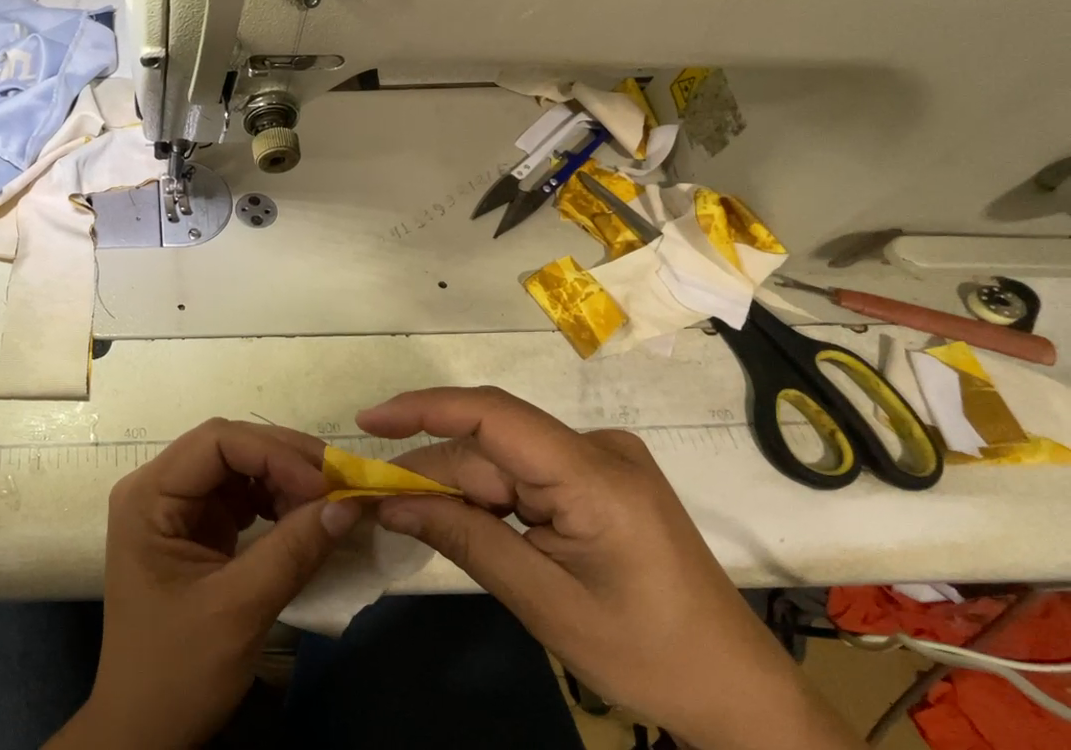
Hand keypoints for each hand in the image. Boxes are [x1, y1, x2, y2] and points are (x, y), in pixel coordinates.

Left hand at [47, 419, 361, 748]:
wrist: (145, 725)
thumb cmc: (178, 668)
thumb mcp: (239, 609)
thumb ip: (294, 550)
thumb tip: (350, 502)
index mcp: (147, 497)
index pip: (215, 442)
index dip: (273, 453)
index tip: (326, 484)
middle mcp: (157, 491)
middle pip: (227, 448)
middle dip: (285, 460)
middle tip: (342, 484)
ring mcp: (176, 510)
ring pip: (238, 469)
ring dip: (285, 480)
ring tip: (329, 504)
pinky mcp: (196, 531)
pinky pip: (241, 498)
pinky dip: (277, 503)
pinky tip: (305, 519)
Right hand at [360, 387, 860, 749]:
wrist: (734, 692)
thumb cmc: (644, 653)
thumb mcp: (543, 601)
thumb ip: (464, 538)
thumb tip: (388, 502)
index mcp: (595, 476)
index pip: (492, 416)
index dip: (423, 409)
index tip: (366, 422)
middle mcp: (599, 451)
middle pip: (489, 445)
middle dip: (430, 473)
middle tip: (375, 506)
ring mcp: (603, 463)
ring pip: (501, 460)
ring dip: (455, 489)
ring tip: (411, 521)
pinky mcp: (600, 482)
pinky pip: (524, 474)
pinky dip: (485, 497)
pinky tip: (461, 523)